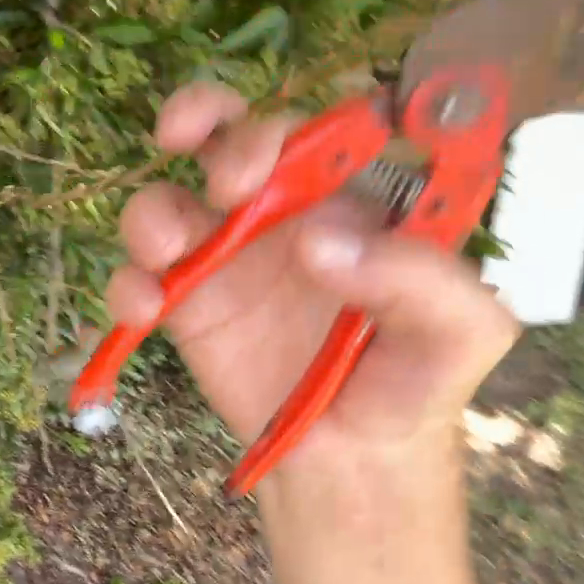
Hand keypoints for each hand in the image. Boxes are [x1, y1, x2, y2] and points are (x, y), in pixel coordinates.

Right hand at [106, 82, 518, 468]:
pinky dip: (124, 287)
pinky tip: (141, 312)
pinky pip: (134, 280)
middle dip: (203, 130)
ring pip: (163, 205)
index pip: (309, 131)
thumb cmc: (412, 384)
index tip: (257, 166)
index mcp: (347, 202)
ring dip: (151, 216)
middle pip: (223, 140)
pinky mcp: (179, 310)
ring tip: (165, 255)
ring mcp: (219, 263)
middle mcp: (276, 219)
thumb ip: (419, 280)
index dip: (275, 125)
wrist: (344, 457)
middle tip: (221, 187)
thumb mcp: (460, 334)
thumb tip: (320, 240)